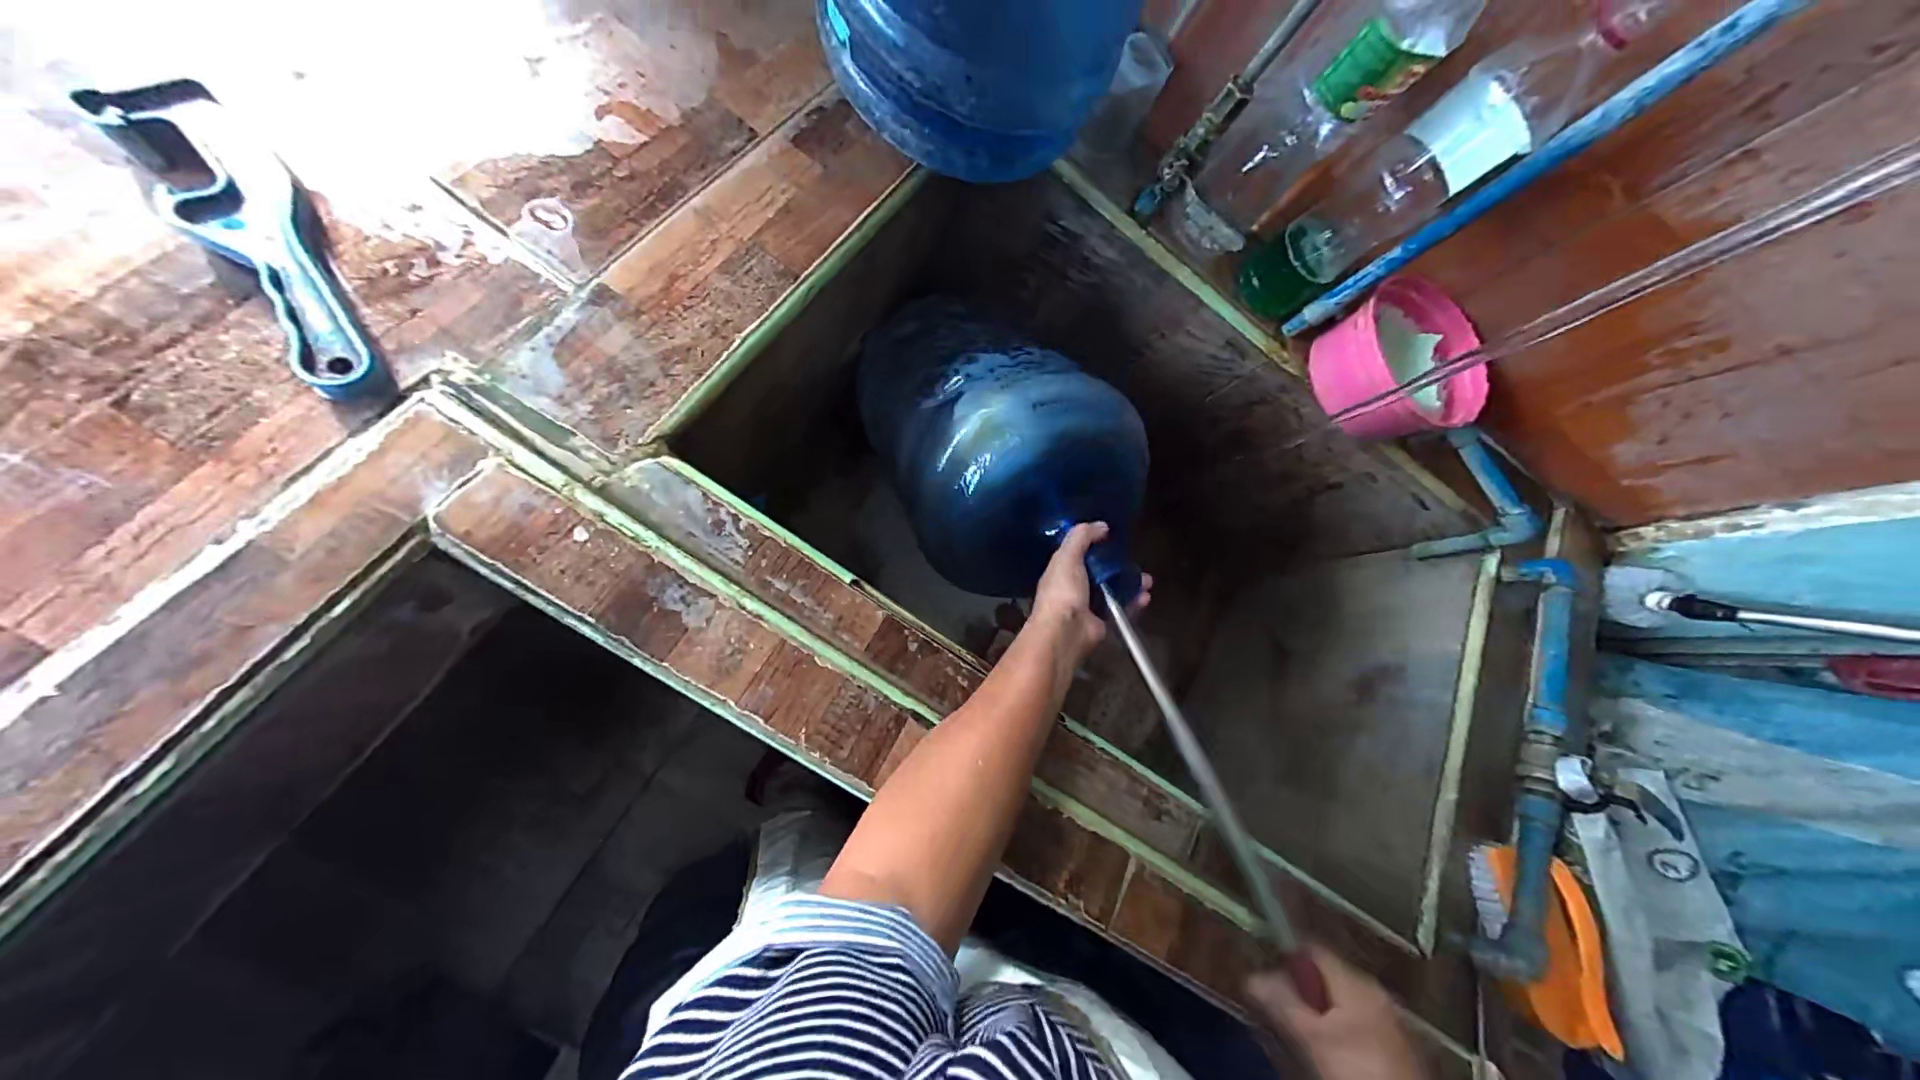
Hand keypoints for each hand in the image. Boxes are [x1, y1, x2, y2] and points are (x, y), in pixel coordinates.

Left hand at [1030, 522, 1150, 668]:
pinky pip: (1120, 608)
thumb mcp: (1068, 556)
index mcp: (1060, 571)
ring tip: (1146, 579)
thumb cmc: (1063, 590)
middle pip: (1098, 572)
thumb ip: (1082, 537)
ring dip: (1130, 583)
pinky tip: (1145, 595)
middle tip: (1133, 558)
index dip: (1091, 543)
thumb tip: (1101, 525)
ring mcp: (1088, 606)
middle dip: (1116, 565)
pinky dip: (1134, 602)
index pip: (1076, 553)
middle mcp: (1072, 588)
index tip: (1110, 535)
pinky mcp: (1102, 622)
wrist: (1066, 631)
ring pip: (1112, 590)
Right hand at [1247, 947, 1425, 1079]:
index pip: (1312, 948)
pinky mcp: (1390, 1043)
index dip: (1285, 954)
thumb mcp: (1313, 1036)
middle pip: (1324, 975)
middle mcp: (1373, 991)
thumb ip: (1282, 1003)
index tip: (1264, 967)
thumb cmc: (1358, 1069)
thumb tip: (1252, 977)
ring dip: (1315, 1009)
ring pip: (1338, 1000)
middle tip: (1275, 1003)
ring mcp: (1385, 1018)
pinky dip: (1333, 1026)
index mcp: (1357, 981)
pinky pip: (1352, 1021)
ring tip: (1296, 1027)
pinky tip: (1323, 1045)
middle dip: (1299, 986)